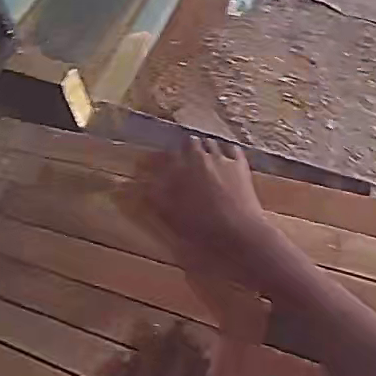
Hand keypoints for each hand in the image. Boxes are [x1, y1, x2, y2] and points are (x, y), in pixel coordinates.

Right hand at [128, 137, 274, 269]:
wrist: (238, 232)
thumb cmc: (199, 226)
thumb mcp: (169, 212)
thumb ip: (152, 194)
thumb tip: (136, 183)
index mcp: (178, 168)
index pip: (164, 155)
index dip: (159, 158)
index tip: (156, 163)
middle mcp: (198, 157)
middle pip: (188, 143)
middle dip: (184, 148)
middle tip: (183, 157)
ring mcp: (221, 158)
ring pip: (210, 143)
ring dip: (205, 147)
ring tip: (204, 155)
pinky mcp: (240, 165)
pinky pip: (232, 149)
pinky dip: (227, 150)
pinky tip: (227, 156)